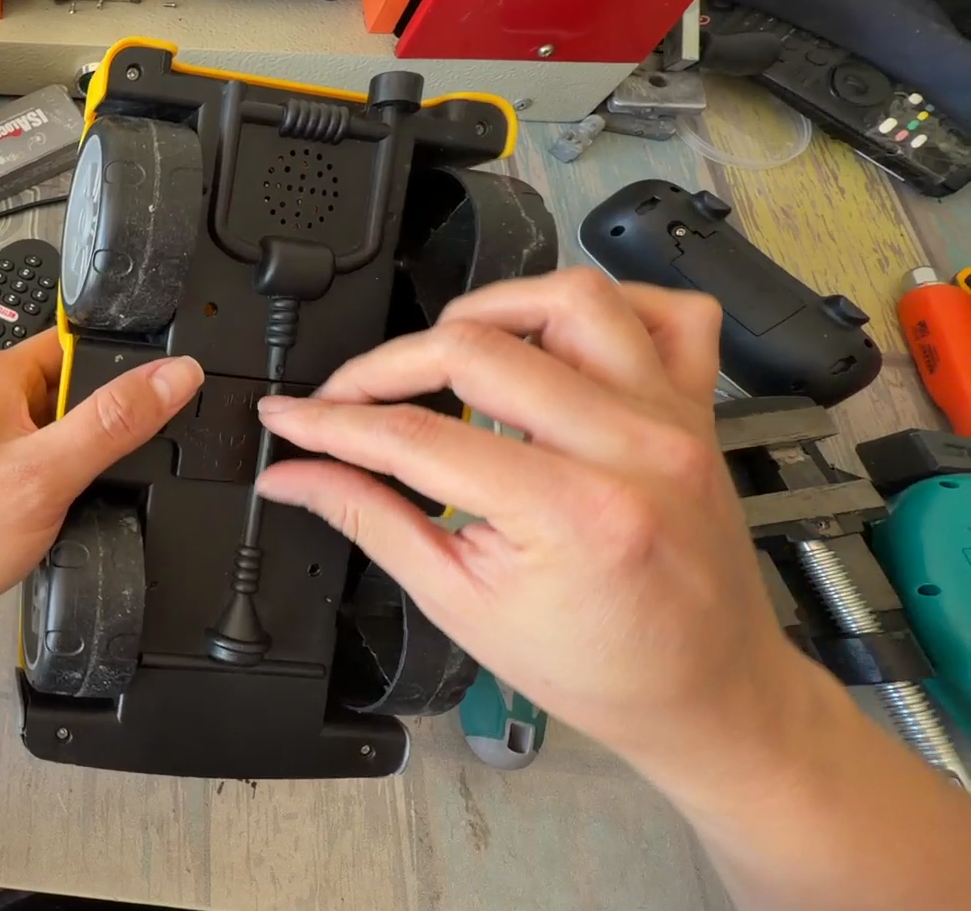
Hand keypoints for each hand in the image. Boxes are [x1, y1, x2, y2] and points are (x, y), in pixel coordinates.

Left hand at [0, 330, 203, 640]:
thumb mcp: (46, 471)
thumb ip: (113, 421)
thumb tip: (174, 375)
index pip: (78, 344)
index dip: (126, 362)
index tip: (168, 389)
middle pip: (75, 392)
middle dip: (109, 421)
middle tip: (135, 452)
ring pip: (63, 437)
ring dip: (87, 460)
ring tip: (96, 488)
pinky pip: (46, 470)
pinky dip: (66, 486)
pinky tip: (75, 509)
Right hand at [254, 269, 800, 765]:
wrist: (707, 693)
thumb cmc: (592, 664)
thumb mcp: (454, 599)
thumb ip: (364, 519)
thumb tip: (291, 477)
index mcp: (571, 511)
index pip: (412, 435)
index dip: (330, 422)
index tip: (287, 417)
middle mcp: (631, 446)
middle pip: (473, 350)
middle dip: (380, 367)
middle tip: (339, 398)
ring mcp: (671, 417)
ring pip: (569, 300)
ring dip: (481, 311)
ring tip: (434, 349)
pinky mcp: (692, 408)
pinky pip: (665, 309)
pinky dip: (594, 305)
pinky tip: (542, 336)